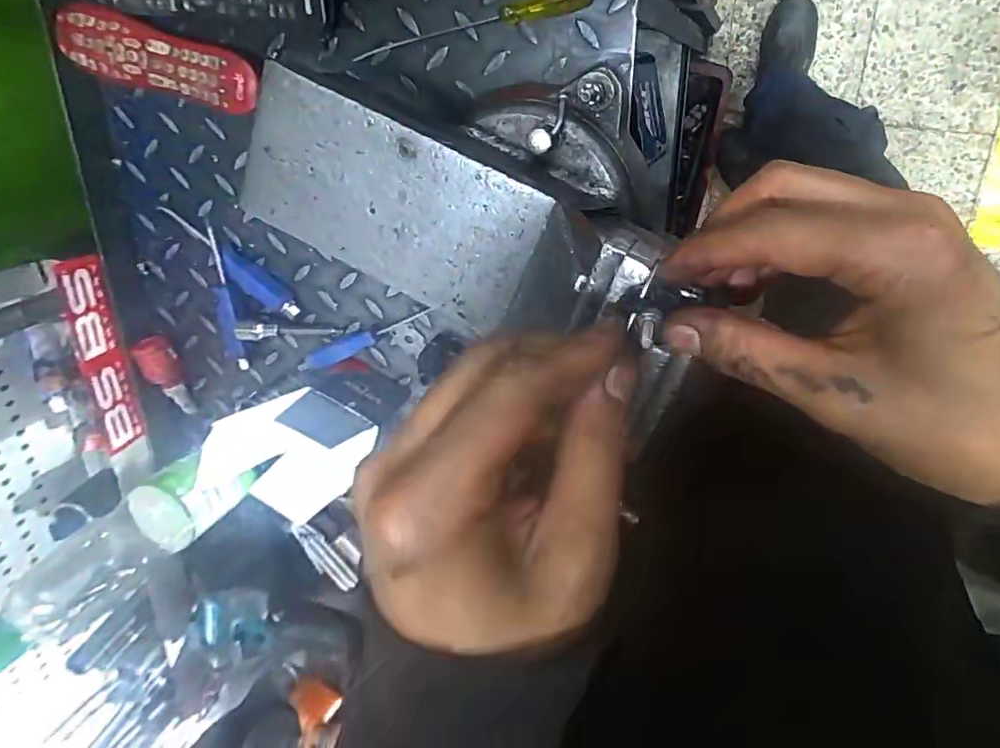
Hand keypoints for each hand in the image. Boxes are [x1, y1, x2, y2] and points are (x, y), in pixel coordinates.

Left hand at [352, 329, 631, 653]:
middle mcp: (388, 468)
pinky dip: (510, 388)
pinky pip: (459, 391)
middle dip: (552, 353)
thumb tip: (613, 371)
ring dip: (533, 368)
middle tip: (606, 361)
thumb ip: (596, 455)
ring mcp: (383, 454)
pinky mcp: (393, 450)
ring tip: (580, 394)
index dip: (567, 357)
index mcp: (425, 506)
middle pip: (481, 369)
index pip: (504, 396)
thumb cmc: (523, 619)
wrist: (460, 661)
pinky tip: (544, 414)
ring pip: (468, 370)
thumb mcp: (579, 552)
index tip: (617, 338)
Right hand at [661, 163, 999, 505]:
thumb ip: (749, 351)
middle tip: (690, 279)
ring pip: (804, 188)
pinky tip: (763, 274)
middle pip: (784, 184)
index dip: (708, 250)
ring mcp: (911, 209)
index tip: (663, 278)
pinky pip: (828, 207)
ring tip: (720, 281)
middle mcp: (905, 208)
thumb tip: (673, 326)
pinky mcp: (910, 224)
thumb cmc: (947, 428)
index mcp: (897, 248)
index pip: (776, 228)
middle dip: (726, 226)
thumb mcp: (838, 394)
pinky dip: (783, 232)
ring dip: (752, 225)